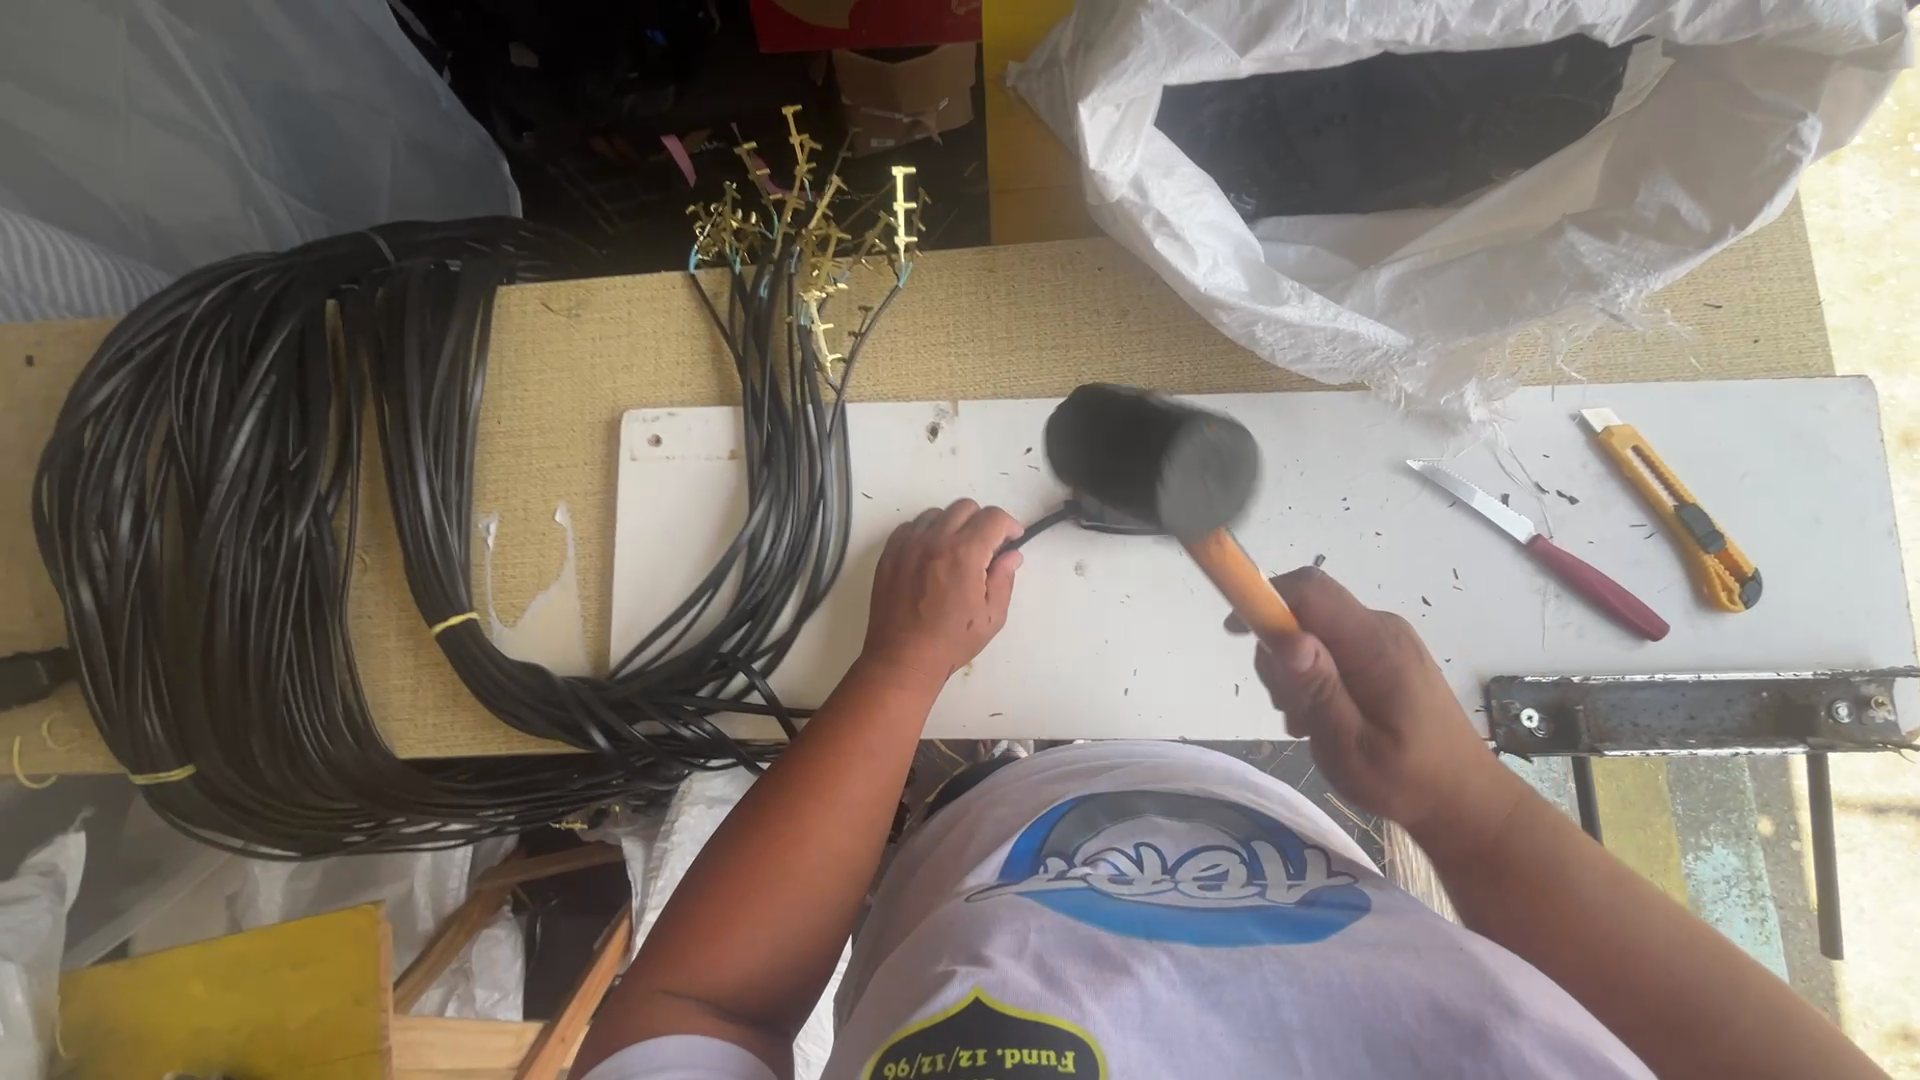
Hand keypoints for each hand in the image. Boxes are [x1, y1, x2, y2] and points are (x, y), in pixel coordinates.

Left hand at [862, 499, 1023, 685]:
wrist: (903, 658)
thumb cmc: (950, 641)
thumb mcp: (991, 615)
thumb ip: (1004, 578)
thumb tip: (1011, 555)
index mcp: (964, 553)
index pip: (993, 518)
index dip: (1009, 525)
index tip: (1012, 539)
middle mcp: (934, 540)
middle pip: (965, 507)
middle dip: (982, 522)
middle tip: (986, 547)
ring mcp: (908, 545)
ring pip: (937, 513)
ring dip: (953, 525)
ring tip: (957, 551)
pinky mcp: (889, 553)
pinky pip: (911, 527)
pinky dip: (925, 533)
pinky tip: (931, 555)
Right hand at [1230, 567, 1523, 857]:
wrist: (1465, 800)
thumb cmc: (1407, 780)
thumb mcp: (1350, 747)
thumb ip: (1318, 691)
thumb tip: (1286, 638)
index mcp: (1375, 645)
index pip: (1309, 590)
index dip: (1263, 599)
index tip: (1234, 634)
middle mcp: (1379, 628)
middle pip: (1302, 611)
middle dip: (1278, 654)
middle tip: (1289, 710)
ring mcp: (1382, 640)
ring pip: (1309, 632)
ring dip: (1293, 674)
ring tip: (1309, 722)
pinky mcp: (1380, 654)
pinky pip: (1327, 646)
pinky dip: (1310, 677)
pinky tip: (1321, 717)